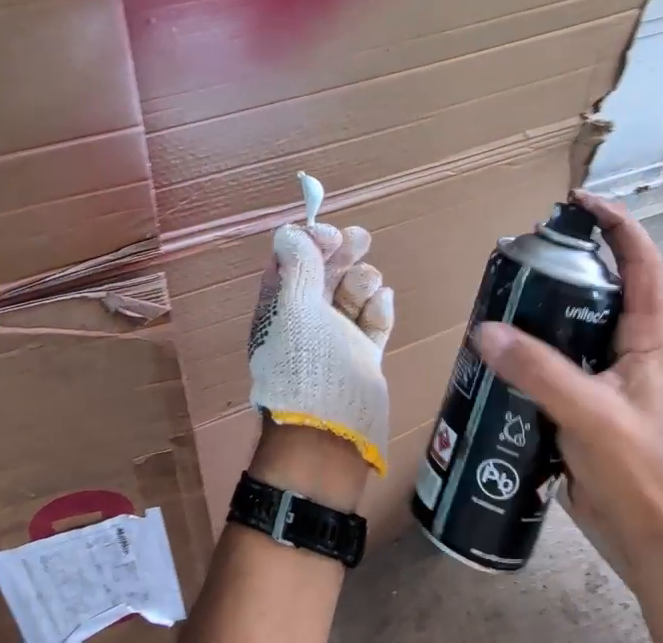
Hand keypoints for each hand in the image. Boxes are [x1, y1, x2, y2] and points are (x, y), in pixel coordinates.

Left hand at [248, 222, 394, 474]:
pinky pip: (372, 323)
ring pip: (351, 295)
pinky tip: (381, 304)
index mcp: (280, 306)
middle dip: (342, 254)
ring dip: (361, 282)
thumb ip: (298, 265)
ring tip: (369, 285)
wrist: (329, 432)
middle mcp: (305, 320)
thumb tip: (289, 230)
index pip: (293, 262)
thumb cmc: (306, 363)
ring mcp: (334, 339)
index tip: (330, 233)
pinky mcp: (361, 356)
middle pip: (325, 274)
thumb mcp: (295, 307)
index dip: (310, 242)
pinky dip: (378, 309)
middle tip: (361, 238)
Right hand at [473, 192, 662, 641]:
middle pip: (597, 289)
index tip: (577, 202)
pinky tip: (492, 356)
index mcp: (645, 341)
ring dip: (535, 309)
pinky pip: (548, 365)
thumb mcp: (593, 416)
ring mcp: (602, 378)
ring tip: (494, 298)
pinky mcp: (579, 405)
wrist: (648, 542)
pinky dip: (522, 352)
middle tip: (516, 254)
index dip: (616, 224)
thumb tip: (486, 330)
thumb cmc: (640, 475)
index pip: (641, 264)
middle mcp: (625, 350)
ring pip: (567, 327)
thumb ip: (541, 372)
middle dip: (561, 264)